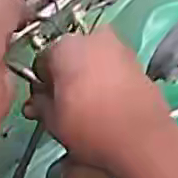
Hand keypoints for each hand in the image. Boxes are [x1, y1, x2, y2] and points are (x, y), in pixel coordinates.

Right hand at [27, 26, 177, 177]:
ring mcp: (119, 47)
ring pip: (92, 61)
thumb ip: (40, 106)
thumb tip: (37, 102)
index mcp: (65, 46)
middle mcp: (93, 37)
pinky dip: (105, 82)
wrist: (141, 140)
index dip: (40, 83)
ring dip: (85, 79)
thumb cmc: (89, 128)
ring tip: (84, 109)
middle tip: (62, 106)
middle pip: (69, 56)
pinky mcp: (138, 63)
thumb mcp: (53, 121)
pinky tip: (104, 107)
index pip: (41, 60)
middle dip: (64, 77)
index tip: (42, 102)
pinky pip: (112, 69)